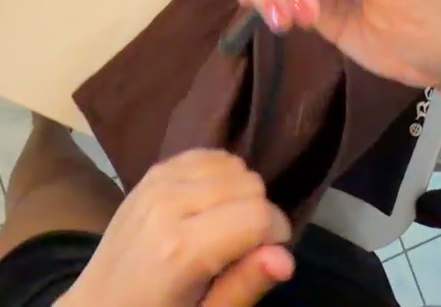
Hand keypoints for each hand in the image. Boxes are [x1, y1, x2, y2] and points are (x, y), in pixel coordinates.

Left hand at [58, 150, 294, 306]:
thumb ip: (244, 286)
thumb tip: (286, 256)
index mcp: (181, 249)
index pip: (257, 215)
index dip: (277, 237)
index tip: (269, 260)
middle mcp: (169, 202)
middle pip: (249, 182)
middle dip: (259, 215)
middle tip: (242, 251)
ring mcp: (158, 179)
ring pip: (232, 164)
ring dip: (240, 194)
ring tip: (223, 229)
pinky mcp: (153, 169)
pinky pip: (208, 154)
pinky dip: (220, 176)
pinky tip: (209, 207)